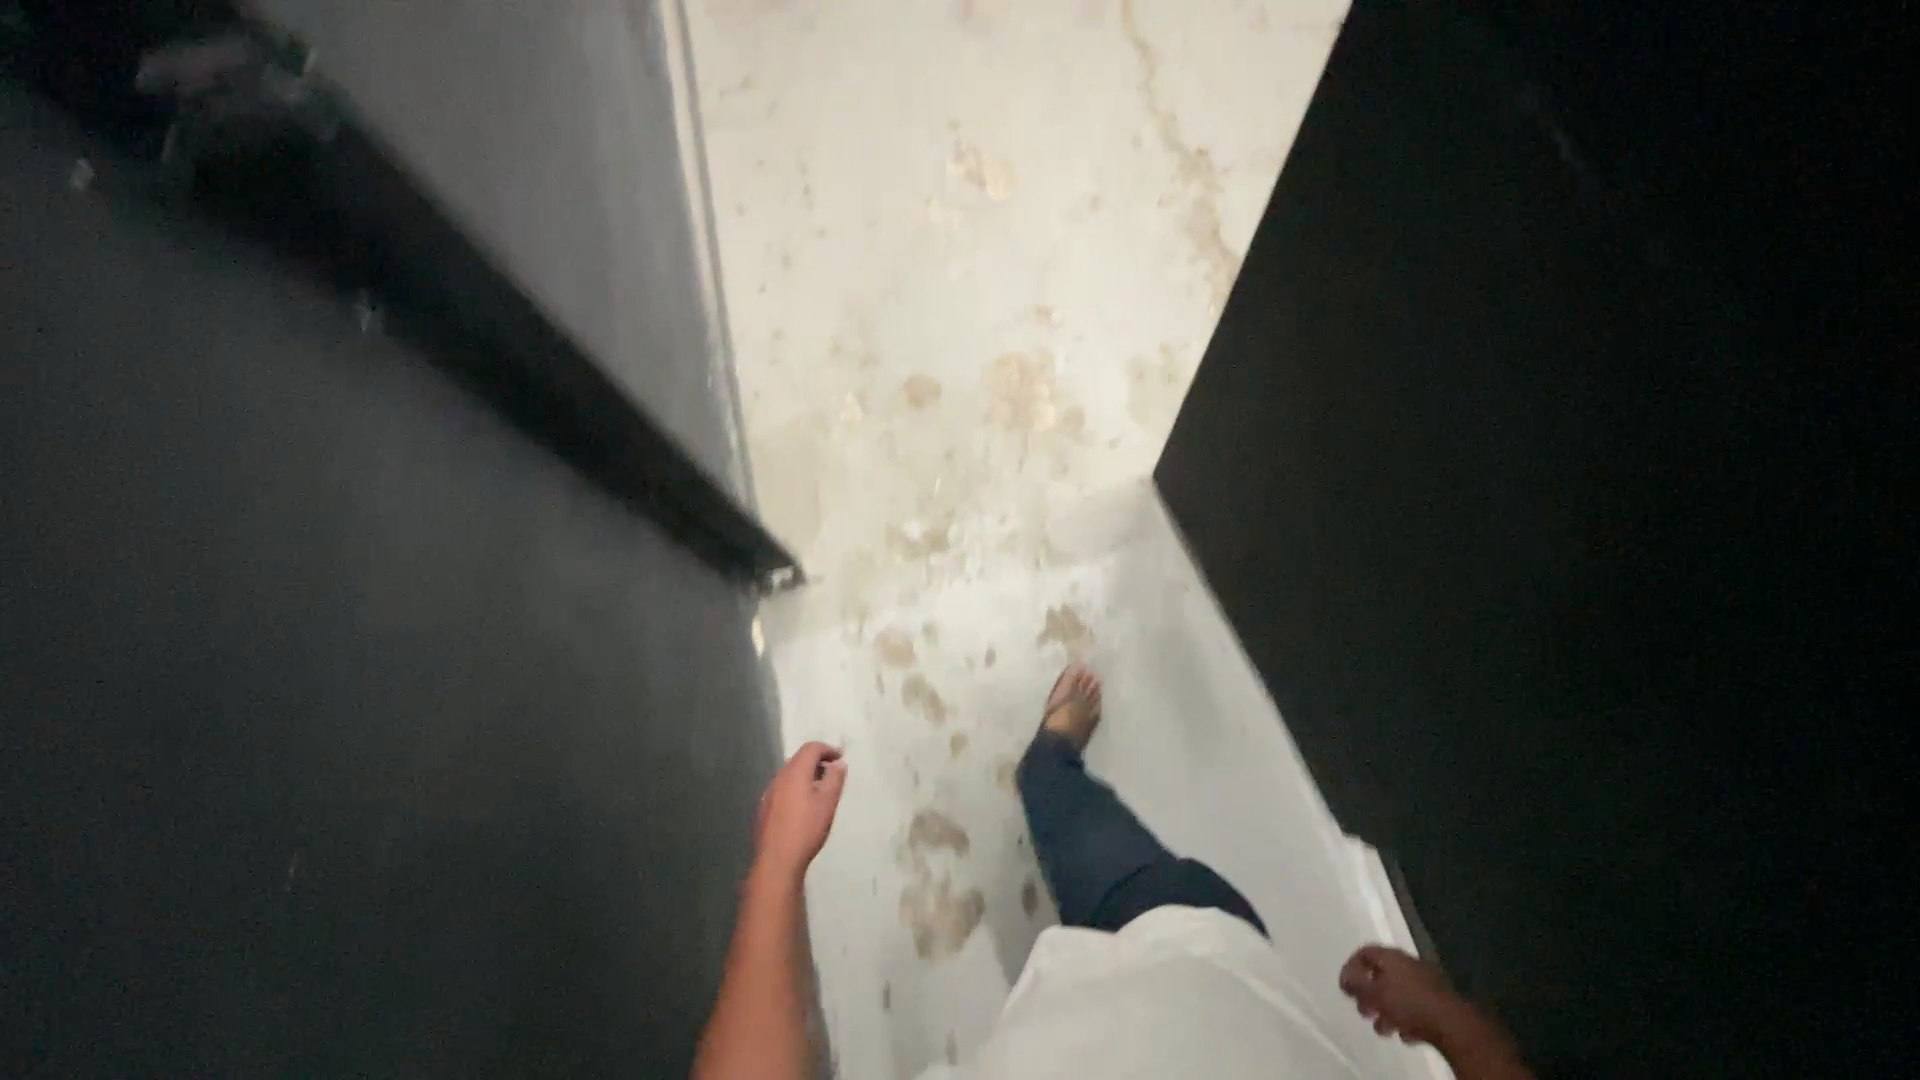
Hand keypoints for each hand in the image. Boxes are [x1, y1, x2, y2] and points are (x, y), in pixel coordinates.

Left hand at [752, 742, 846, 882]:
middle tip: (832, 774)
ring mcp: (769, 793)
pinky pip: (782, 788)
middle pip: (798, 759)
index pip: (811, 748)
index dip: (827, 749)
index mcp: (795, 772)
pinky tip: (803, 807)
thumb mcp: (828, 802)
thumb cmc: (807, 829)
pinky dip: (795, 788)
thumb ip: (835, 779)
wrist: (777, 860)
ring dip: (806, 775)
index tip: (840, 759)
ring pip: (789, 774)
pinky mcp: (764, 808)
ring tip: (820, 791)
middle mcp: (779, 778)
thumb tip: (839, 763)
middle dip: (817, 762)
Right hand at [1339, 944, 1470, 1044]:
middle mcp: (1409, 965)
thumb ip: (1355, 984)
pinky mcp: (1440, 1003)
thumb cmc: (1408, 1003)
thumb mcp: (1373, 993)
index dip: (1351, 968)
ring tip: (1382, 1029)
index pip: (1365, 953)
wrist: (1453, 1024)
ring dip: (1387, 1010)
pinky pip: (1417, 1007)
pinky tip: (1405, 1034)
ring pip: (1399, 993)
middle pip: (1382, 975)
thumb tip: (1345, 979)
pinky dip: (1407, 1019)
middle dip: (1370, 995)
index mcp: (1392, 957)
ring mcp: (1427, 983)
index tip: (1346, 988)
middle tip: (1363, 1011)